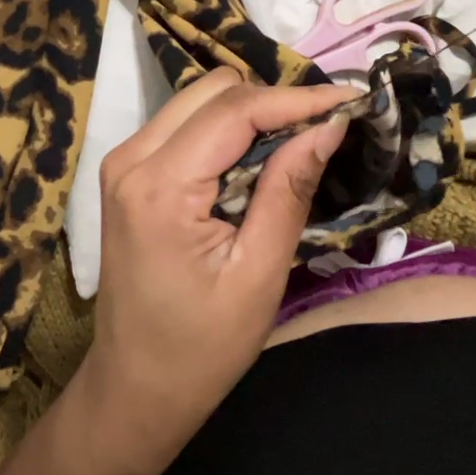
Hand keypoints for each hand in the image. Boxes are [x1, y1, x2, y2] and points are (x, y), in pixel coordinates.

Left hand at [81, 68, 354, 474]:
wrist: (137, 383)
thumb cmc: (202, 346)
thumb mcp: (259, 274)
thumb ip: (289, 190)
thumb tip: (328, 125)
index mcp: (160, 186)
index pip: (234, 110)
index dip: (297, 98)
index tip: (352, 99)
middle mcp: (132, 157)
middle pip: (212, 91)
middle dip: (274, 101)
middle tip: (325, 128)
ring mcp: (123, 160)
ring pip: (196, 99)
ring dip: (249, 112)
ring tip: (297, 143)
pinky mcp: (127, 170)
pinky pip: (183, 123)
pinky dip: (225, 129)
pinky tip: (256, 159)